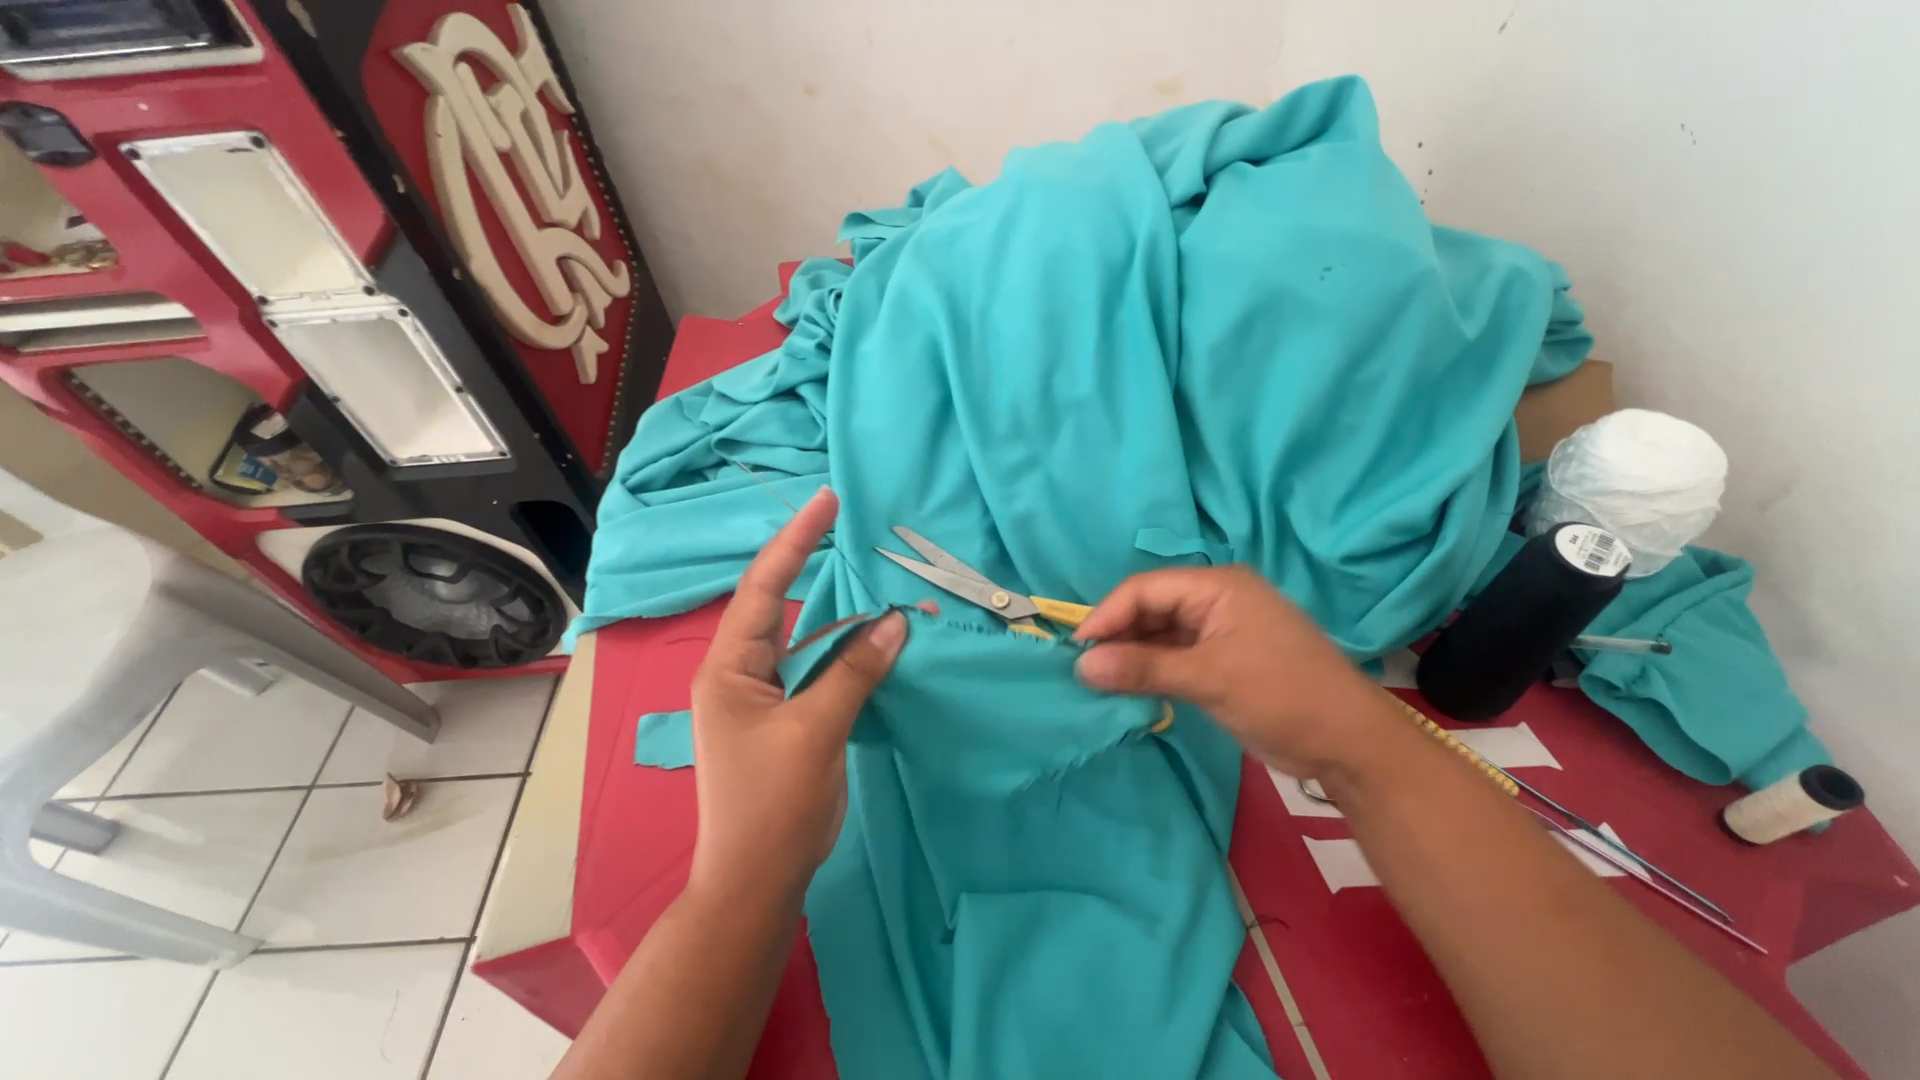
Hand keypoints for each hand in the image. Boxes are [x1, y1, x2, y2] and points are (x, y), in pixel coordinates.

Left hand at [688, 488, 907, 902]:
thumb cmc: (773, 804)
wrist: (757, 880)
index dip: (796, 541)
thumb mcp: (816, 731)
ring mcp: (762, 696)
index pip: (764, 587)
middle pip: (782, 604)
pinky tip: (877, 641)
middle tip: (850, 526)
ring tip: (877, 582)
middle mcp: (740, 672)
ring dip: (841, 616)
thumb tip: (897, 620)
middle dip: (815, 566)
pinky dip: (847, 654)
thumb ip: (855, 671)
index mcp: (730, 667)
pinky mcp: (785, 718)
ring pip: (805, 639)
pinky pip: (817, 670)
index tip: (827, 500)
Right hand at [1072, 566, 1393, 776]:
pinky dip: (1151, 671)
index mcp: (1218, 586)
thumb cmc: (1282, 696)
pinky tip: (1127, 689)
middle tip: (1082, 671)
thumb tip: (1080, 666)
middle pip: (1150, 608)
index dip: (1106, 616)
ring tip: (1098, 682)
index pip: (1145, 589)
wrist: (1348, 743)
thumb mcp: (1209, 679)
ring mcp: (1220, 632)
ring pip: (1159, 635)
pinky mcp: (1222, 661)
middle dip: (1117, 636)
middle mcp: (1216, 601)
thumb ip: (1143, 669)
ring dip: (1131, 656)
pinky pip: (1174, 657)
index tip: (1075, 651)